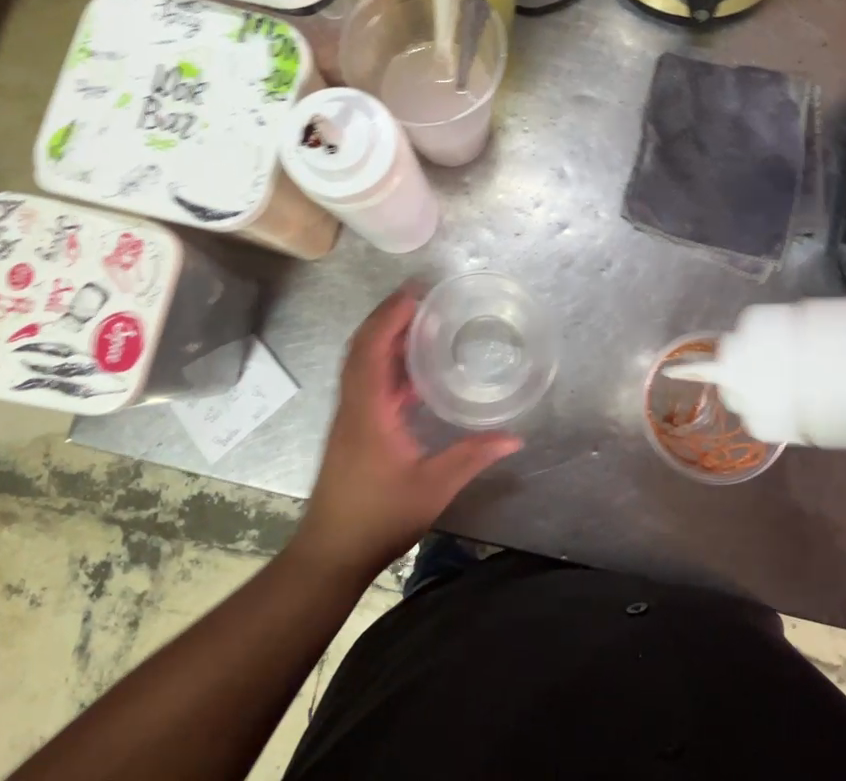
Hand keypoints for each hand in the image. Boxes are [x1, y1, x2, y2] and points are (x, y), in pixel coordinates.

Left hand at [295, 285, 522, 573]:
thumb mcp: (433, 487)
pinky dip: (386, 366)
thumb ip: (472, 457)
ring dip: (385, 340)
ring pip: (361, 365)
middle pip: (362, 348)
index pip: (372, 348)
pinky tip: (415, 375)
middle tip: (424, 301)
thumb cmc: (379, 518)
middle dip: (388, 318)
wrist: (331, 552)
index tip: (416, 293)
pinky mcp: (352, 433)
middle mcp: (353, 407)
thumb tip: (514, 438)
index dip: (390, 316)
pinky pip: (366, 384)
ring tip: (422, 326)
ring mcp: (349, 420)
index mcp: (368, 411)